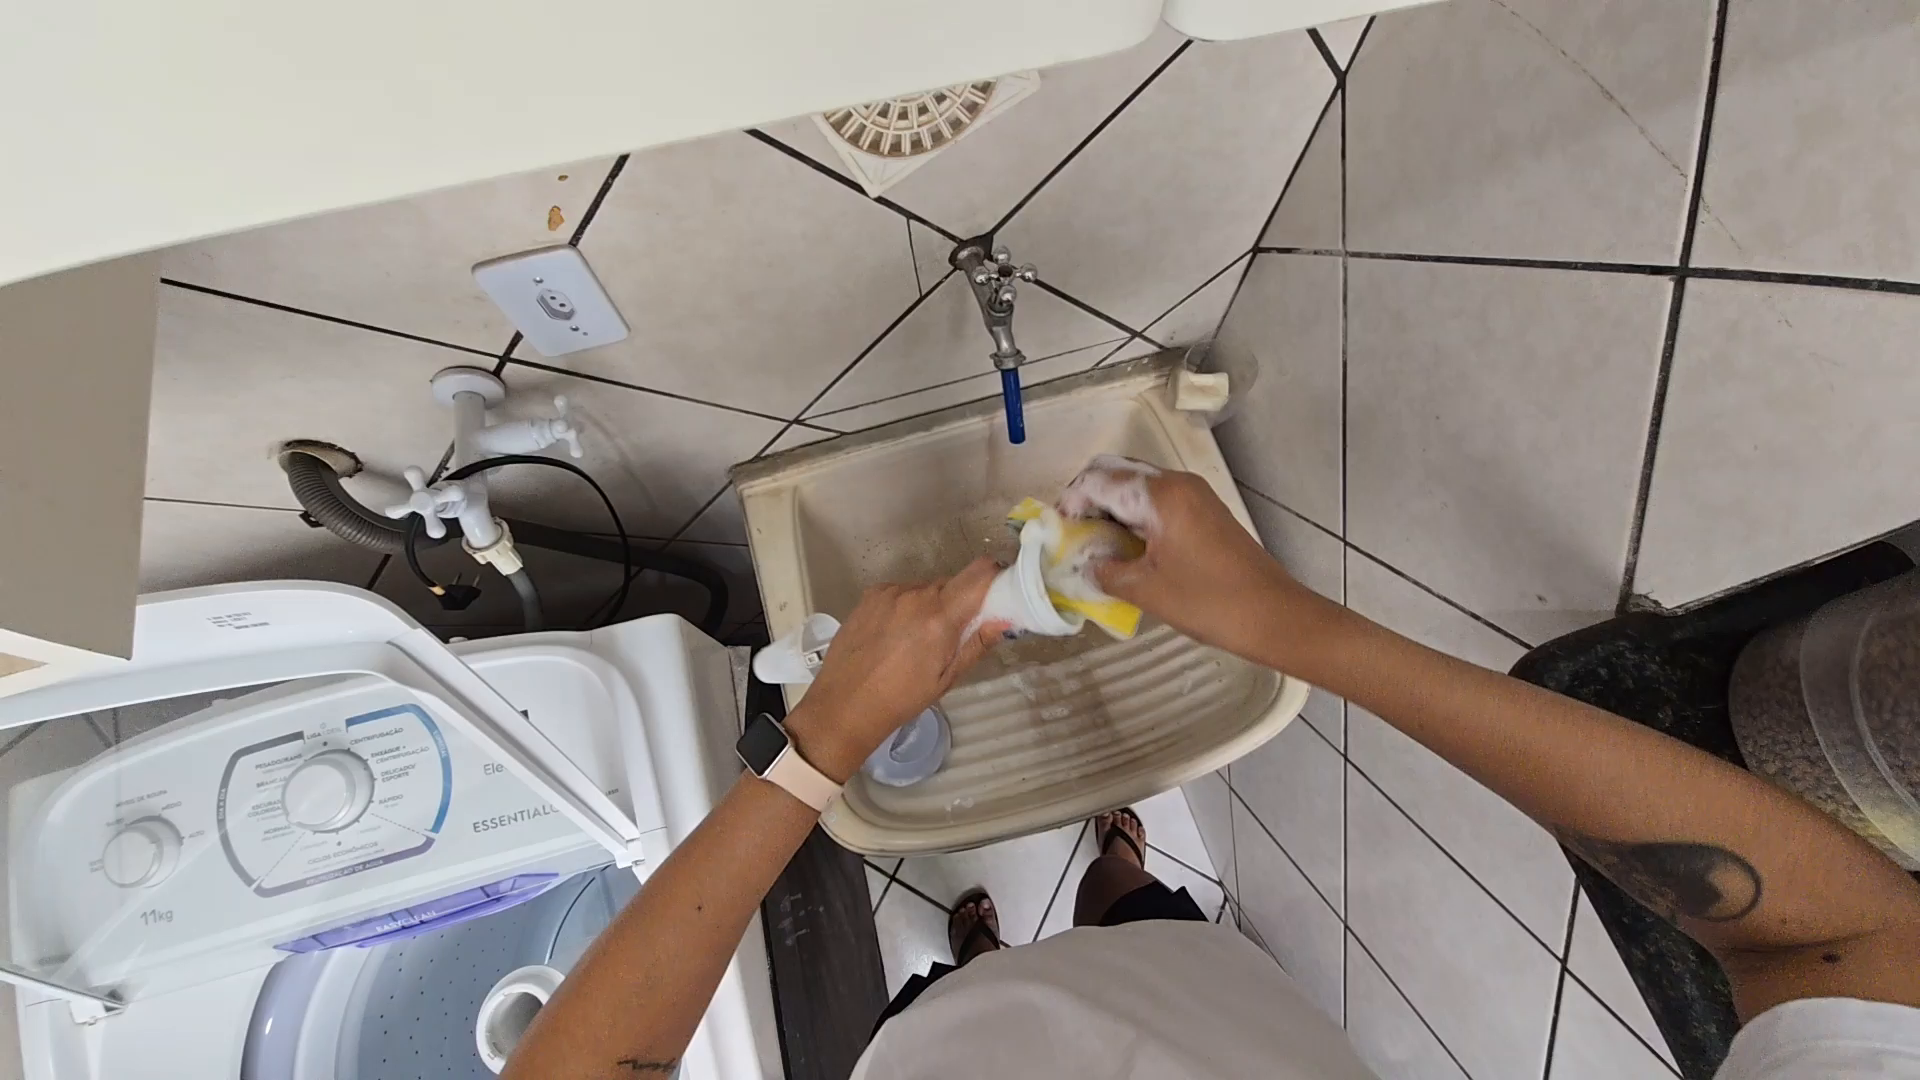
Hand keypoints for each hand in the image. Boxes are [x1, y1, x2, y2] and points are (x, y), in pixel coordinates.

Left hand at [783, 557, 1008, 783]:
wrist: (844, 705)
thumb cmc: (900, 699)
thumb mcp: (946, 678)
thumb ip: (977, 643)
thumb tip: (1006, 618)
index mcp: (939, 616)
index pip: (979, 574)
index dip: (995, 577)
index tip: (999, 593)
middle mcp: (915, 595)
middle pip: (952, 584)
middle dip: (958, 603)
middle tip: (951, 635)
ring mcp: (890, 592)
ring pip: (925, 589)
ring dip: (929, 606)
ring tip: (914, 641)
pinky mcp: (870, 594)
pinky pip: (901, 592)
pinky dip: (905, 607)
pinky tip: (893, 635)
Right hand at [1057, 456, 1324, 667]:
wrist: (1275, 616)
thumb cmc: (1209, 602)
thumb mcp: (1145, 589)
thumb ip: (1104, 570)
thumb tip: (1083, 563)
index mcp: (1160, 494)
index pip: (1097, 478)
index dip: (1070, 501)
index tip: (1058, 531)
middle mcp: (1176, 482)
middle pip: (1116, 472)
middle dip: (1087, 498)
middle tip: (1073, 534)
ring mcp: (1193, 494)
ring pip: (1135, 485)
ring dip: (1109, 506)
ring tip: (1094, 543)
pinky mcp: (1202, 510)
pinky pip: (1155, 499)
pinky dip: (1132, 514)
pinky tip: (1125, 546)